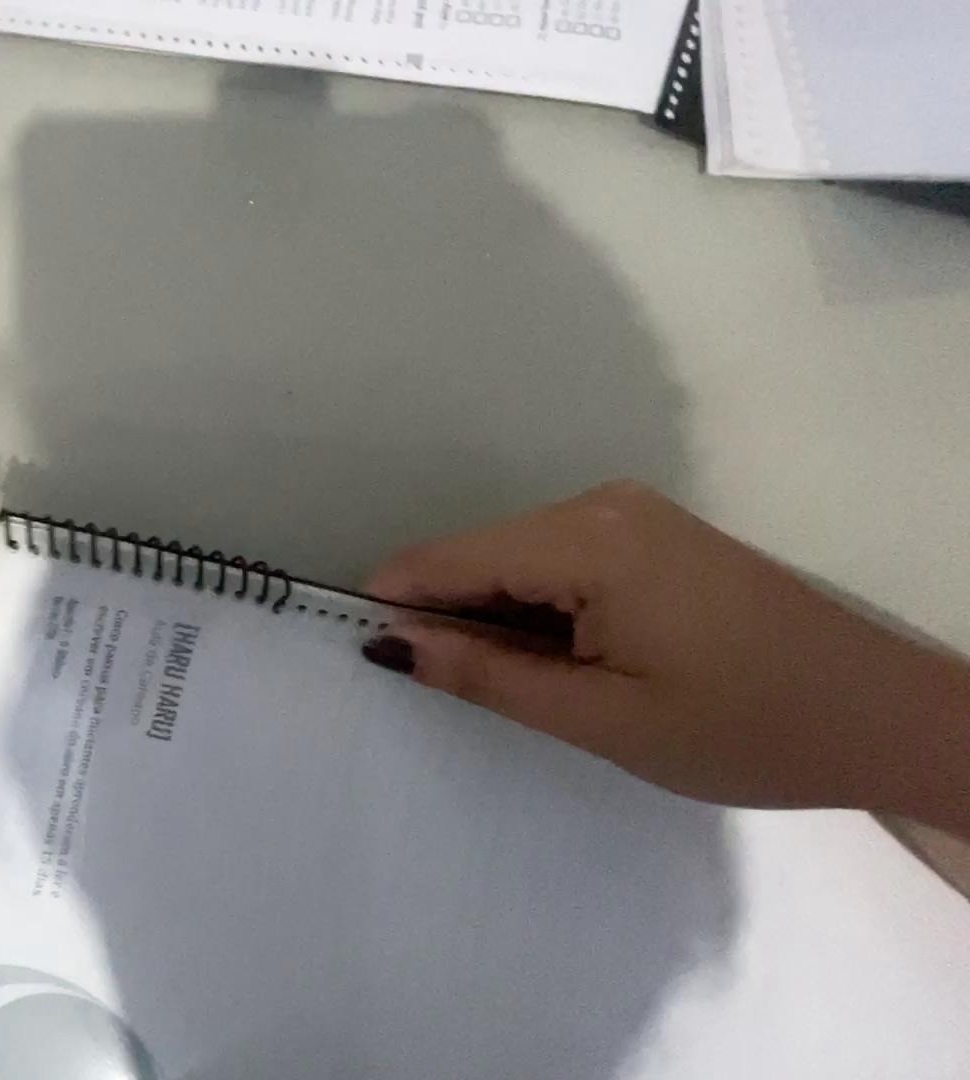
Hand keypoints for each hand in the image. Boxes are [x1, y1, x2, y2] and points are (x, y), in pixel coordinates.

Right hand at [361, 482, 969, 833]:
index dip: (392, 604)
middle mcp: (596, 505)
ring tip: (525, 676)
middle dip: (443, 614)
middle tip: (460, 686)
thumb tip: (386, 643)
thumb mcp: (601, 718)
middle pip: (469, 554)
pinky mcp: (639, 528)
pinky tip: (561, 649)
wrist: (902, 722)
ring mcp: (622, 511)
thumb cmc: (749, 728)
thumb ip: (482, 674)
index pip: (442, 561)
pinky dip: (525, 603)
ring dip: (485, 613)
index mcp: (587, 542)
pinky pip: (542, 557)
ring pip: (501, 557)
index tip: (372, 655)